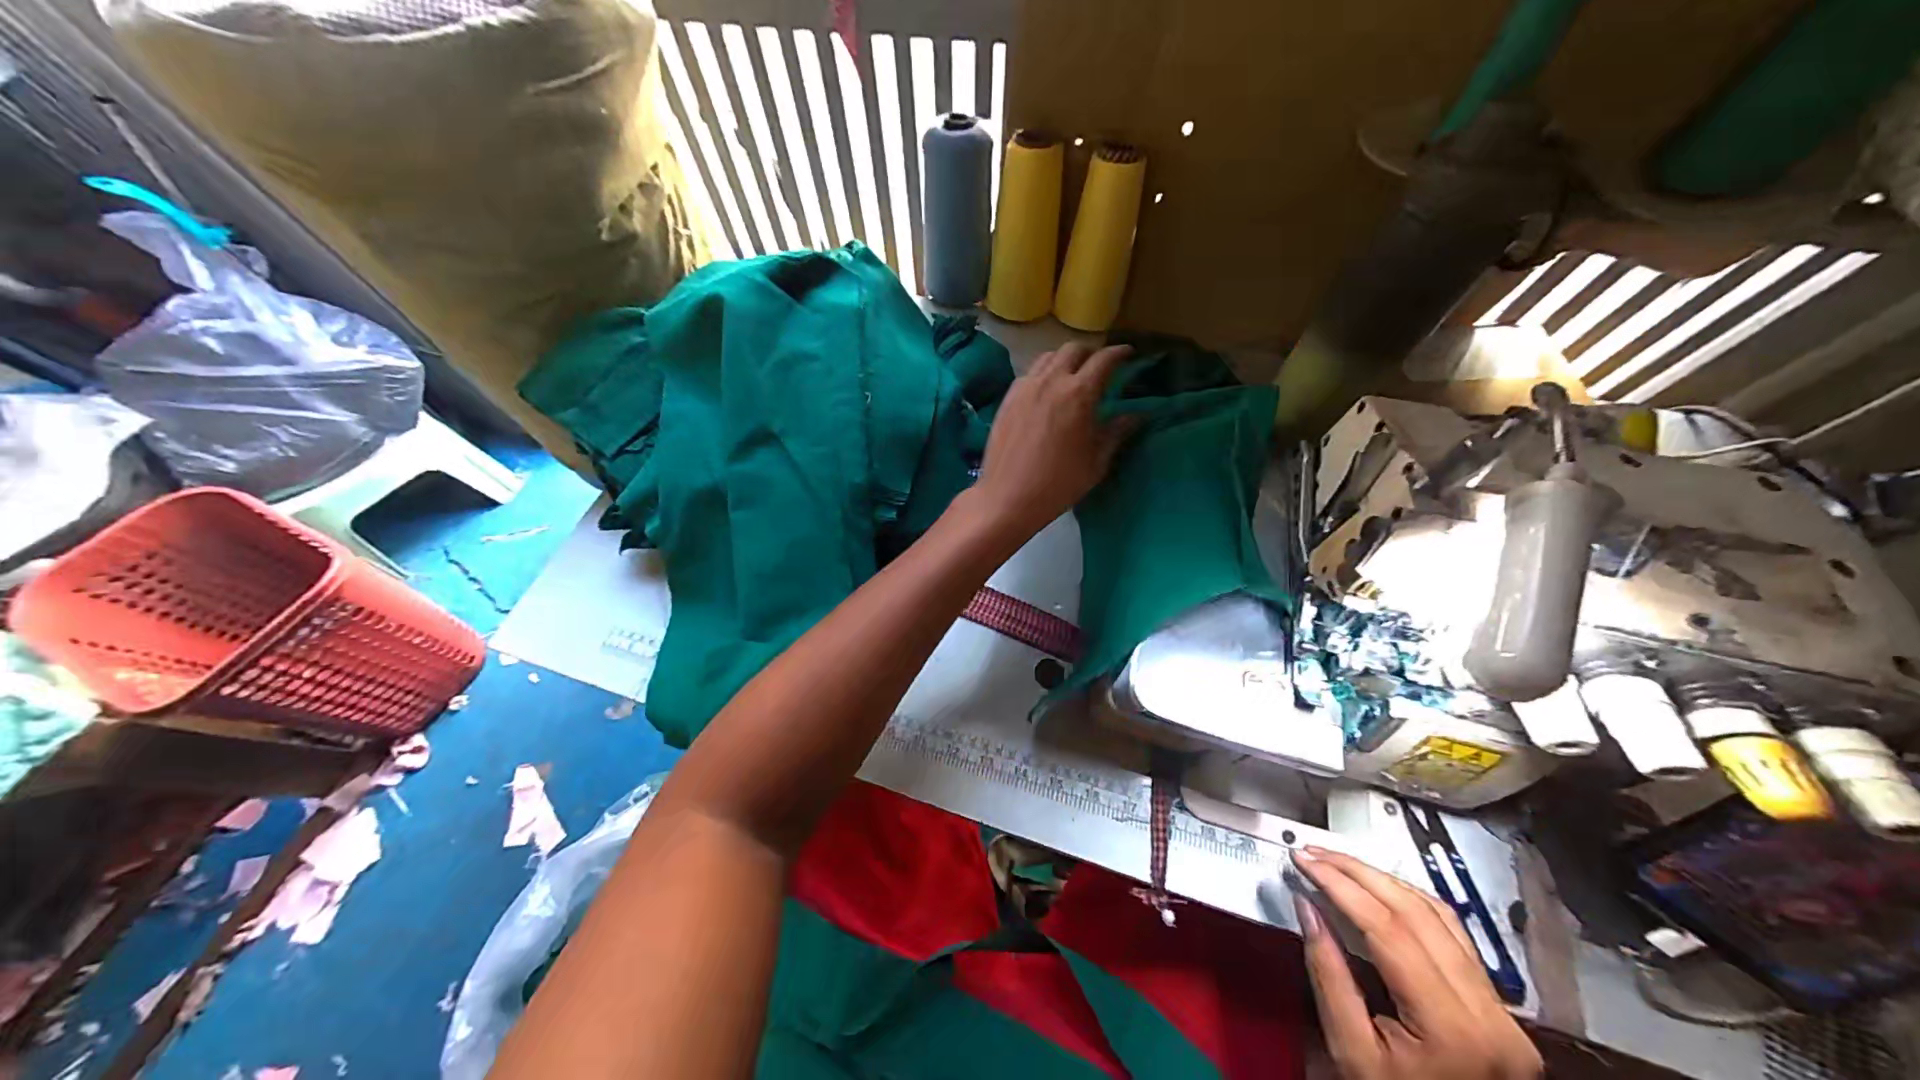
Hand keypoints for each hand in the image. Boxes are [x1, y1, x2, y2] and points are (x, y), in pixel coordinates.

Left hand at [972, 341, 1138, 535]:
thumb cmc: (1059, 484)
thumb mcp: (1096, 462)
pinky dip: (1043, 373)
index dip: (1119, 353)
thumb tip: (1134, 416)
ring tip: (1072, 374)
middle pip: (1073, 350)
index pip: (1104, 360)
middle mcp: (1051, 382)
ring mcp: (1025, 388)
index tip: (1128, 354)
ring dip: (1065, 359)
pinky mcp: (1008, 398)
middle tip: (1100, 365)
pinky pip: (1029, 374)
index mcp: (1079, 394)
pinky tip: (1046, 391)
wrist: (1008, 497)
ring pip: (1048, 357)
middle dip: (1091, 352)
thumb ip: (1116, 432)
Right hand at [1291, 847, 1542, 1079]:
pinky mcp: (1500, 1008)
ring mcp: (1503, 1010)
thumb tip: (1307, 907)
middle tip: (1313, 853)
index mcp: (1454, 1030)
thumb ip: (1328, 976)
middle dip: (1358, 874)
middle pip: (1417, 914)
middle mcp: (1491, 1013)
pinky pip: (1454, 935)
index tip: (1303, 861)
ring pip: (1439, 916)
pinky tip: (1378, 889)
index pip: (1389, 931)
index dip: (1341, 886)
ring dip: (1383, 881)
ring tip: (1337, 864)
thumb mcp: (1351, 1053)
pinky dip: (1410, 903)